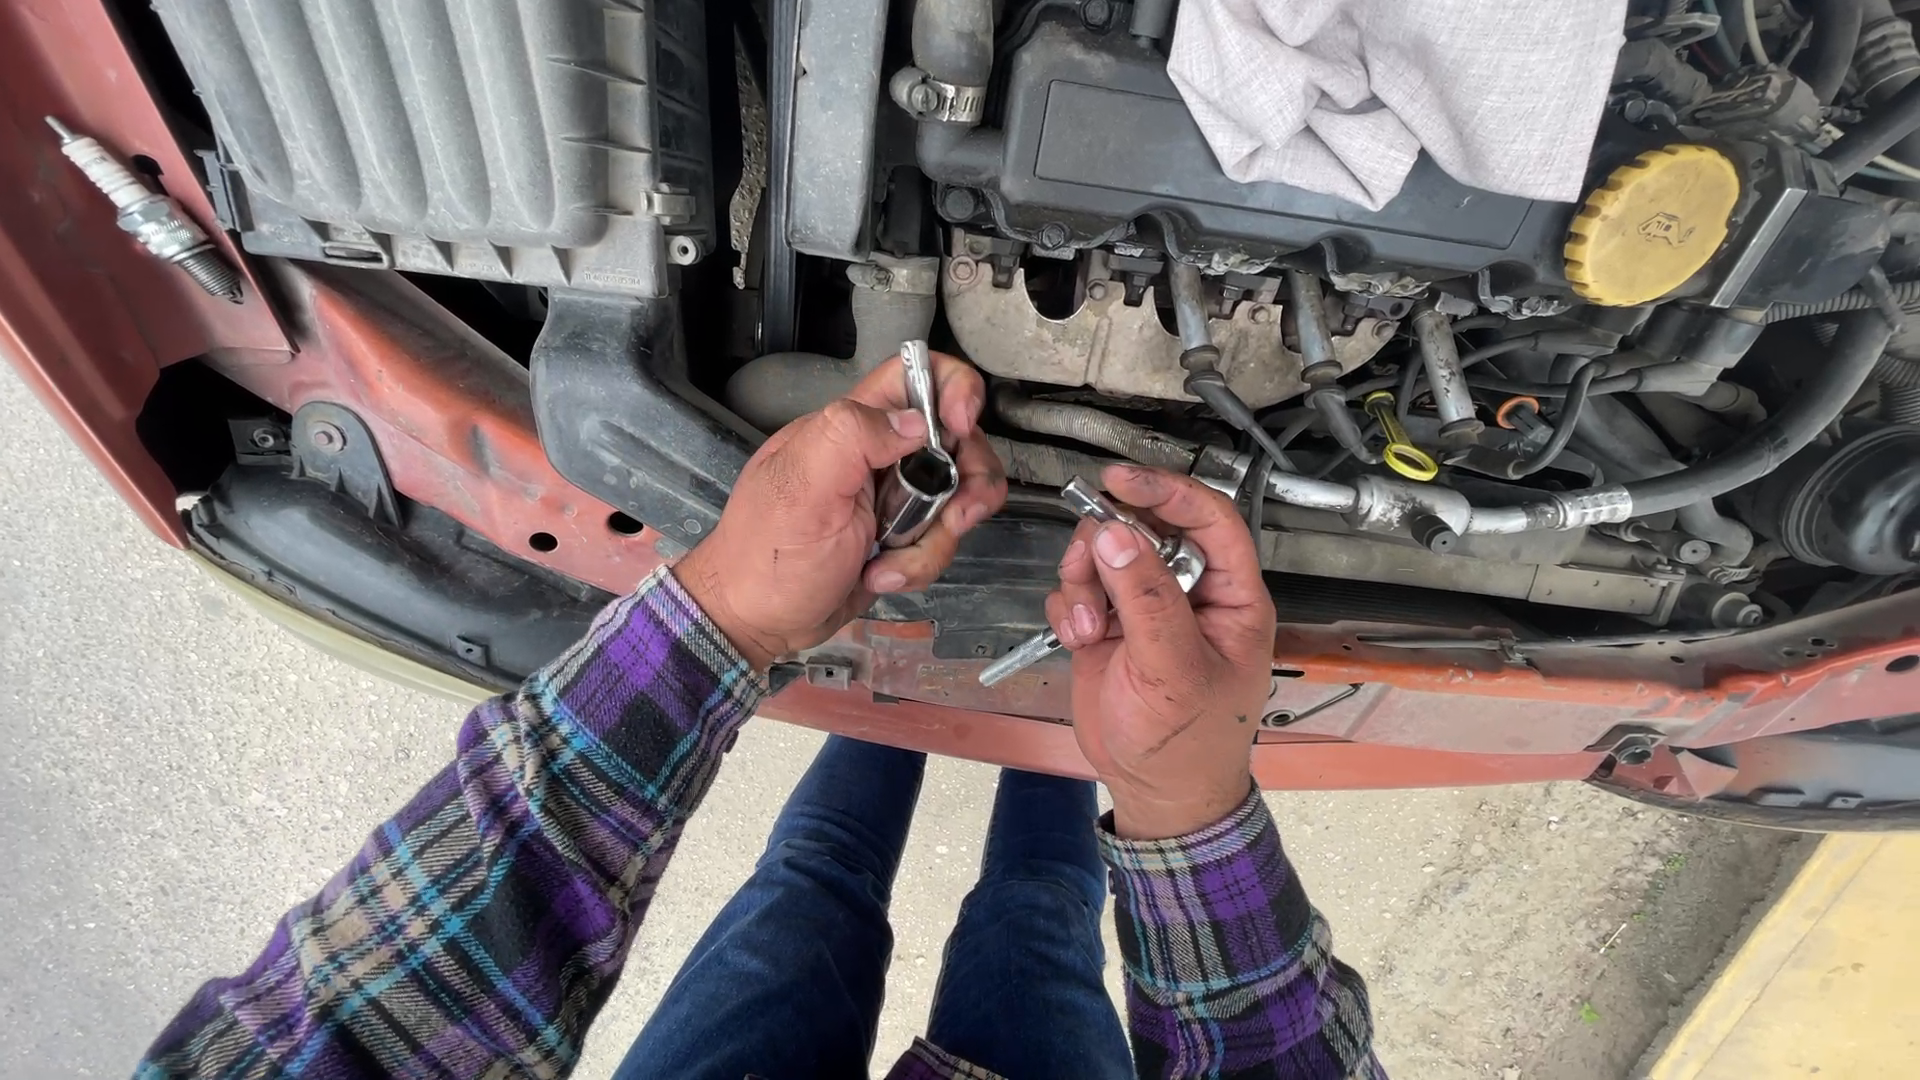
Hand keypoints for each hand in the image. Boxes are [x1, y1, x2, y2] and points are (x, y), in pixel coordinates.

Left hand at [677, 351, 1005, 669]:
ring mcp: (897, 499)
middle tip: (957, 517)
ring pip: (958, 499)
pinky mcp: (904, 538)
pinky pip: (941, 541)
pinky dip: (919, 565)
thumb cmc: (767, 553)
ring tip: (895, 563)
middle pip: (957, 442)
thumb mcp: (803, 488)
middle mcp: (882, 455)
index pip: (915, 375)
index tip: (961, 427)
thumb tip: (916, 422)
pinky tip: (880, 575)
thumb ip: (852, 436)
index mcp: (853, 427)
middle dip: (968, 482)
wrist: (758, 620)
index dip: (953, 387)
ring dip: (937, 539)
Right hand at [1045, 465, 1275, 839]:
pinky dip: (1069, 607)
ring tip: (1087, 626)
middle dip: (1107, 545)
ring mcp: (1142, 606)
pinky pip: (1078, 588)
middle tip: (1086, 570)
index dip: (1168, 491)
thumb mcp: (1174, 670)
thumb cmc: (1186, 741)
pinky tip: (1078, 640)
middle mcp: (1185, 591)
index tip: (1120, 480)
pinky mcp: (1106, 624)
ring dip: (1083, 582)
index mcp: (1228, 595)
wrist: (1153, 790)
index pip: (1208, 519)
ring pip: (1102, 554)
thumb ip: (1146, 599)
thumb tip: (1112, 534)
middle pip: (1142, 529)